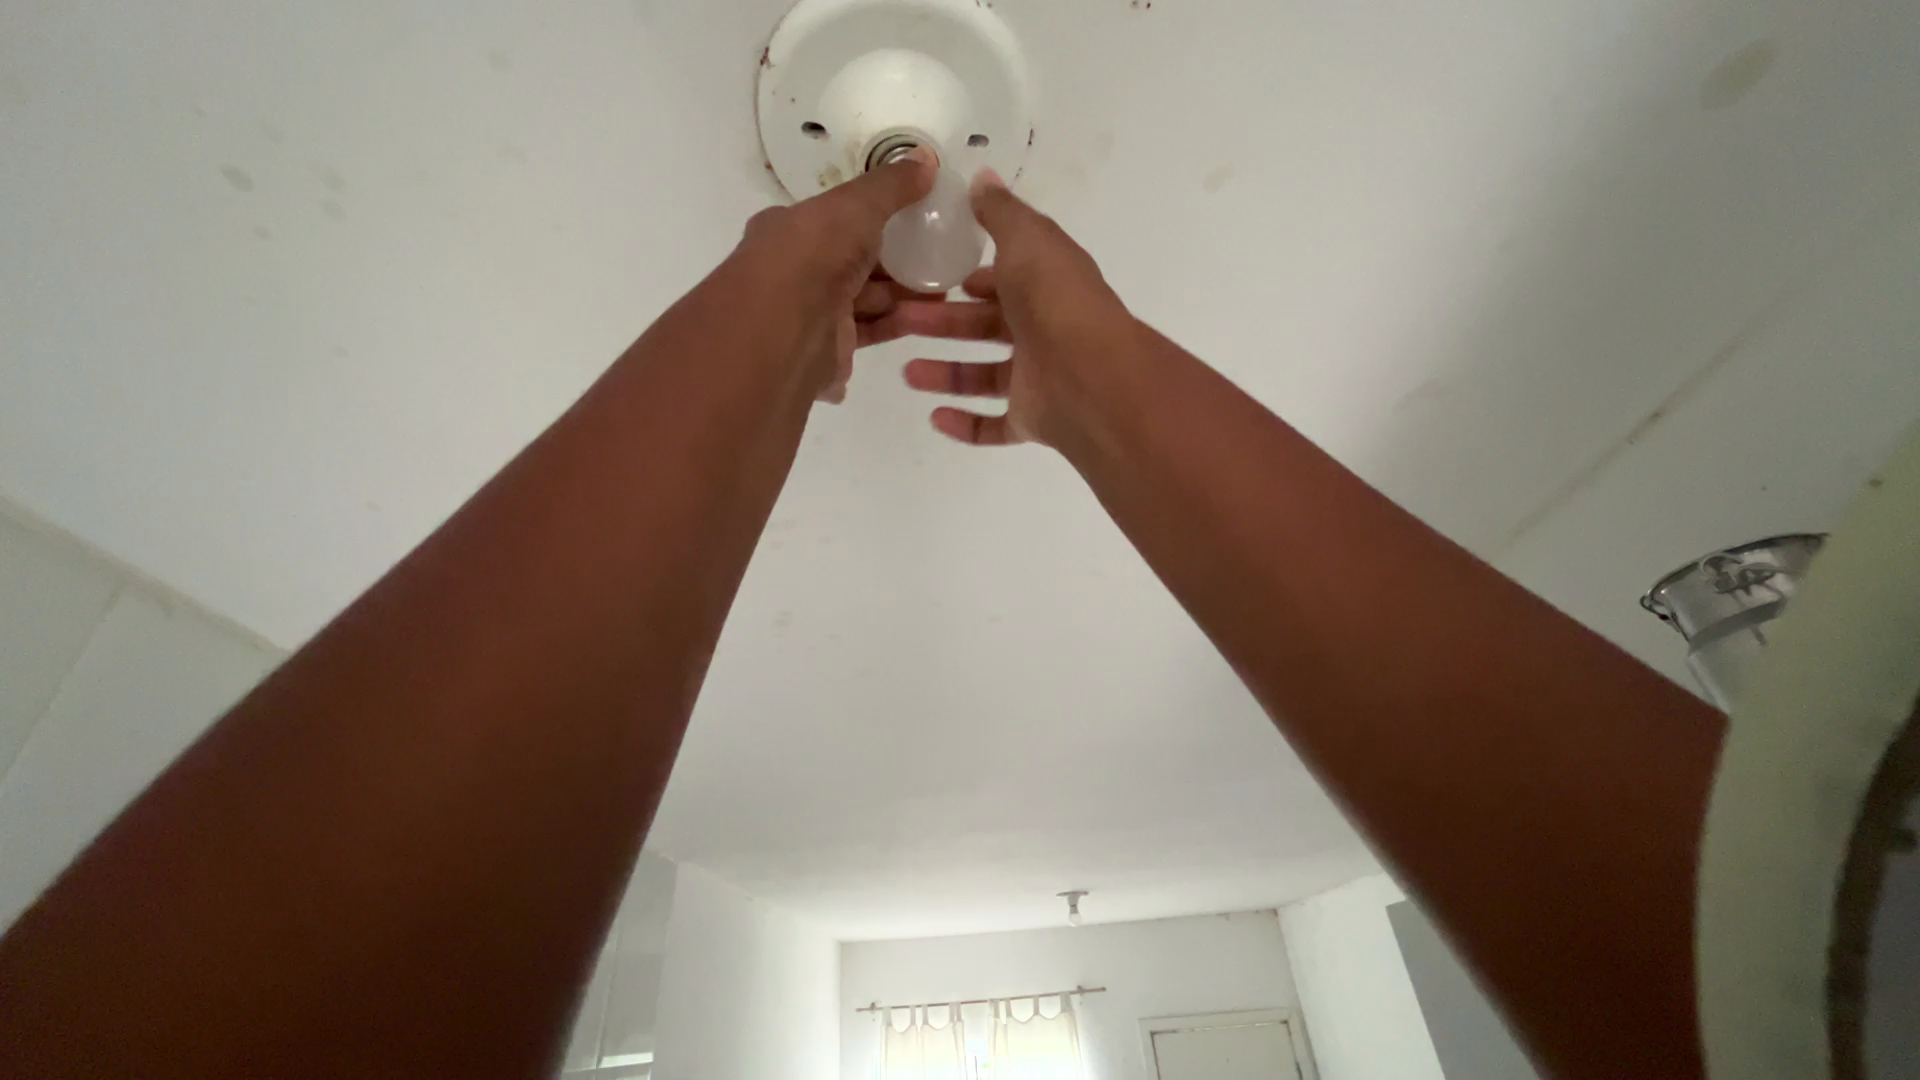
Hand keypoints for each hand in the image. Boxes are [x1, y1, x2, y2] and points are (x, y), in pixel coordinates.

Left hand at [730, 147, 938, 402]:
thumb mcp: (856, 205)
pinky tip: (926, 320)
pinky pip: (868, 331)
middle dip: (895, 261)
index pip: (836, 221)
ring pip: (864, 299)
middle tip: (938, 257)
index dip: (873, 219)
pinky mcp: (830, 349)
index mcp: (791, 230)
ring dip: (901, 295)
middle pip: (854, 262)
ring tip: (943, 290)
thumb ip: (891, 186)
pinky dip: (895, 323)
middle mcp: (797, 271)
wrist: (788, 330)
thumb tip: (927, 158)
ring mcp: (812, 313)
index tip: (913, 219)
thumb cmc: (814, 255)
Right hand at [890, 169, 1136, 446]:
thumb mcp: (1027, 240)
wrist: (1089, 375)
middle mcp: (1043, 333)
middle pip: (986, 328)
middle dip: (944, 325)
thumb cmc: (1055, 301)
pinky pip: (995, 427)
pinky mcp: (1031, 421)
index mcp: (1044, 287)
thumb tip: (981, 177)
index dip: (975, 280)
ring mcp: (1038, 381)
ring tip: (907, 373)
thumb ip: (1001, 213)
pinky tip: (935, 418)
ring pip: (984, 377)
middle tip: (901, 322)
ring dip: (946, 374)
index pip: (1006, 282)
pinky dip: (966, 425)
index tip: (939, 279)